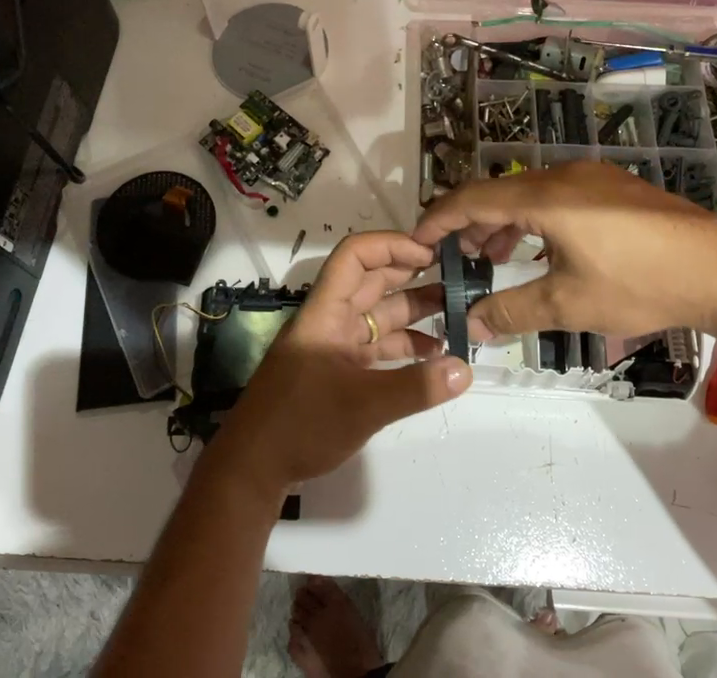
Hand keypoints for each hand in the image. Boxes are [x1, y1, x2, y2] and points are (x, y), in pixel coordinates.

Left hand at [204, 232, 472, 496]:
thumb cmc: (301, 424)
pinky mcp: (338, 374)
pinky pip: (377, 348)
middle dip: (412, 276)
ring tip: (456, 315)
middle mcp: (330, 322)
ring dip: (413, 312)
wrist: (252, 470)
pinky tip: (434, 358)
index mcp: (325, 313)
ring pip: (378, 316)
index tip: (432, 255)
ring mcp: (334, 348)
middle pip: (372, 282)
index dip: (392, 246)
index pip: (355, 256)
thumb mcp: (363, 406)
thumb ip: (416, 387)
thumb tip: (465, 369)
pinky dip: (405, 347)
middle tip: (456, 278)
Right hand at [412, 161, 716, 340]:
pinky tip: (544, 251)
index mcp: (546, 196)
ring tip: (495, 256)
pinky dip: (536, 220)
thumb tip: (471, 325)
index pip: (474, 199)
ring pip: (531, 193)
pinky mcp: (616, 189)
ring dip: (505, 223)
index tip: (416, 241)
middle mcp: (565, 175)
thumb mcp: (569, 303)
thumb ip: (512, 311)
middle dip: (471, 223)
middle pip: (500, 191)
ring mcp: (594, 178)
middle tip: (456, 258)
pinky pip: (558, 196)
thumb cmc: (639, 283)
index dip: (439, 219)